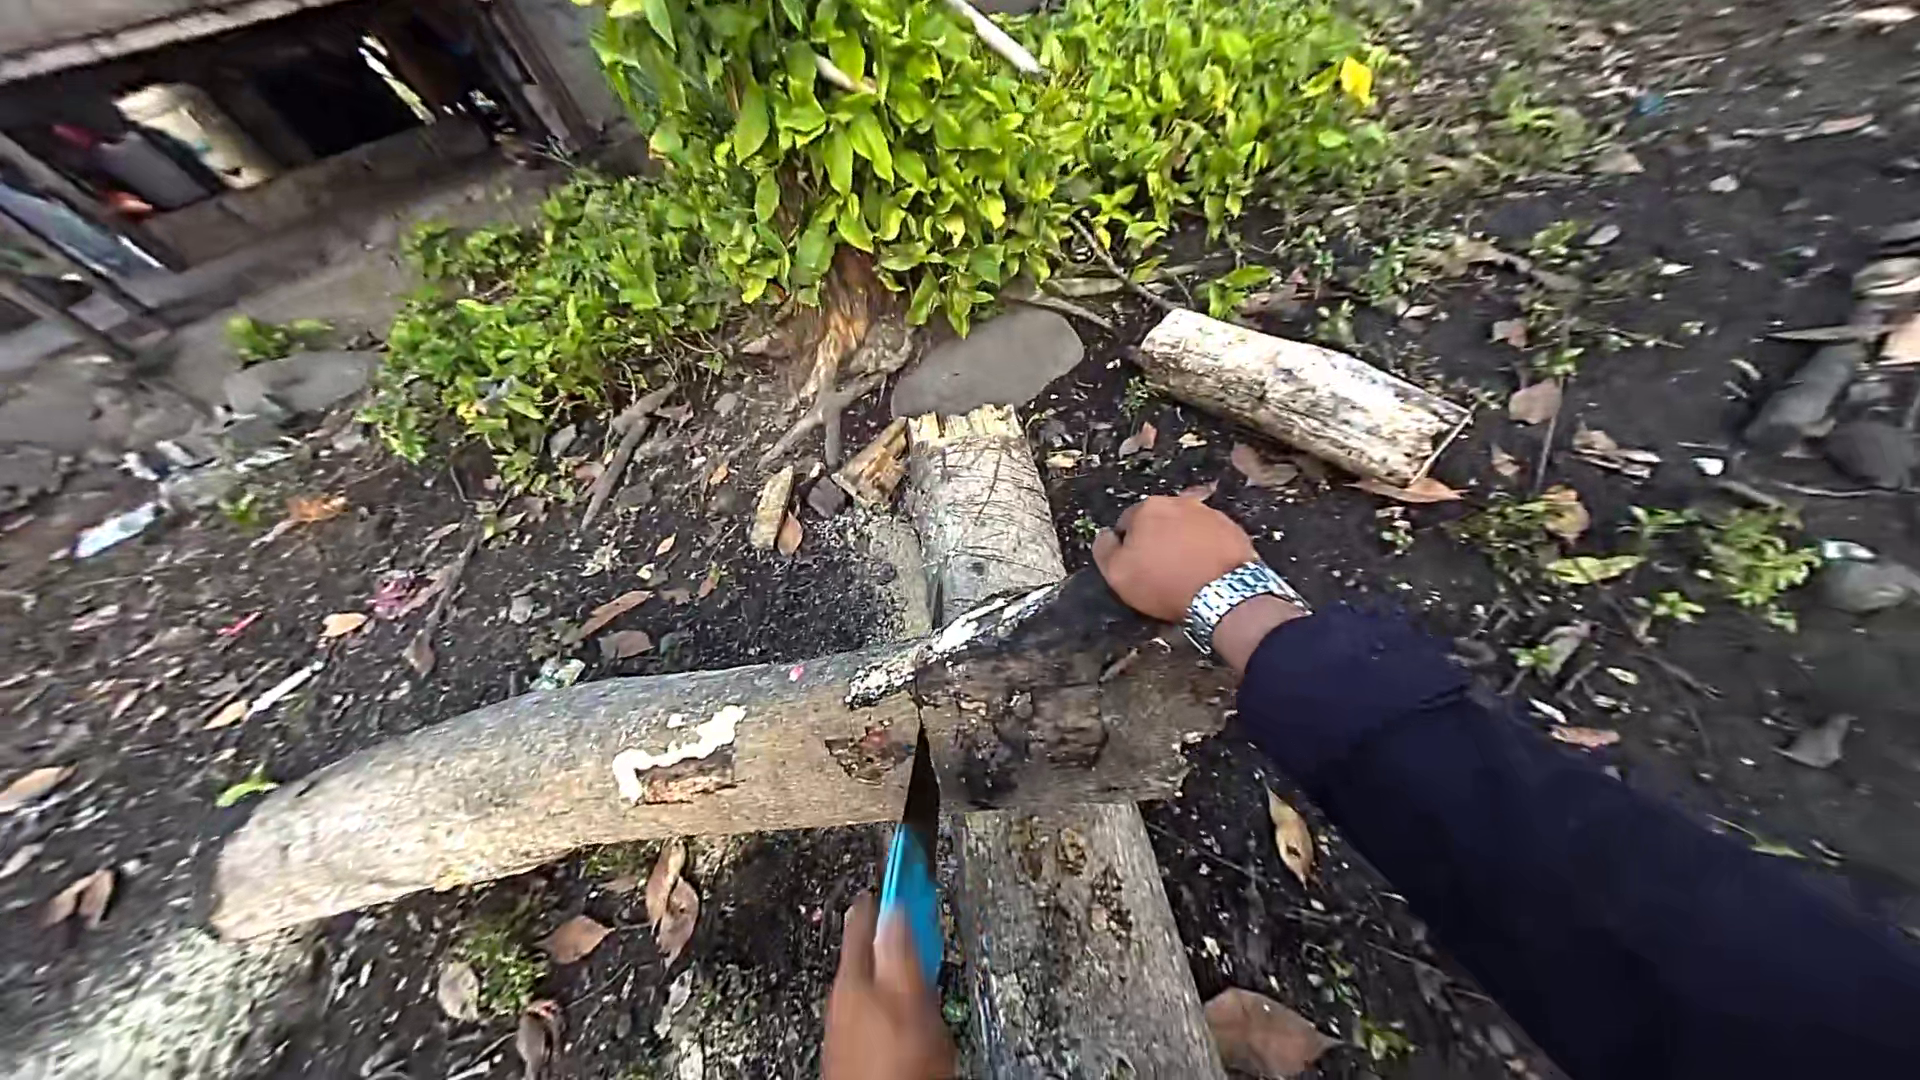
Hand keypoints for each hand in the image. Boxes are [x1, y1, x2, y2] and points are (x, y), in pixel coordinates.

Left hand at [821, 893, 955, 1079]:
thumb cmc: (894, 1067)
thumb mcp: (910, 998)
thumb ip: (901, 947)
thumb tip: (895, 904)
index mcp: (854, 974)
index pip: (865, 913)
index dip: (887, 888)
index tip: (903, 869)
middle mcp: (843, 991)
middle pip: (868, 943)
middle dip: (893, 930)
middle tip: (919, 923)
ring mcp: (846, 1017)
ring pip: (873, 971)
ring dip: (895, 962)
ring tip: (920, 972)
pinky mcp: (854, 1040)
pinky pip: (875, 999)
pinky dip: (892, 991)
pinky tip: (910, 1010)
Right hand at [1092, 495, 1303, 673]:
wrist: (1224, 594)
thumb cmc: (1164, 582)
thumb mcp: (1117, 573)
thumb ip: (1103, 549)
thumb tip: (1104, 535)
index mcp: (1147, 508)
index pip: (1126, 523)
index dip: (1127, 547)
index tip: (1135, 568)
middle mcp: (1179, 502)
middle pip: (1158, 522)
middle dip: (1156, 541)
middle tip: (1159, 571)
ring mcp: (1210, 514)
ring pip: (1185, 528)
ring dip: (1181, 543)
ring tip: (1184, 573)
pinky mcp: (1233, 529)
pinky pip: (1210, 538)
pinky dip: (1205, 549)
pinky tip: (1204, 571)